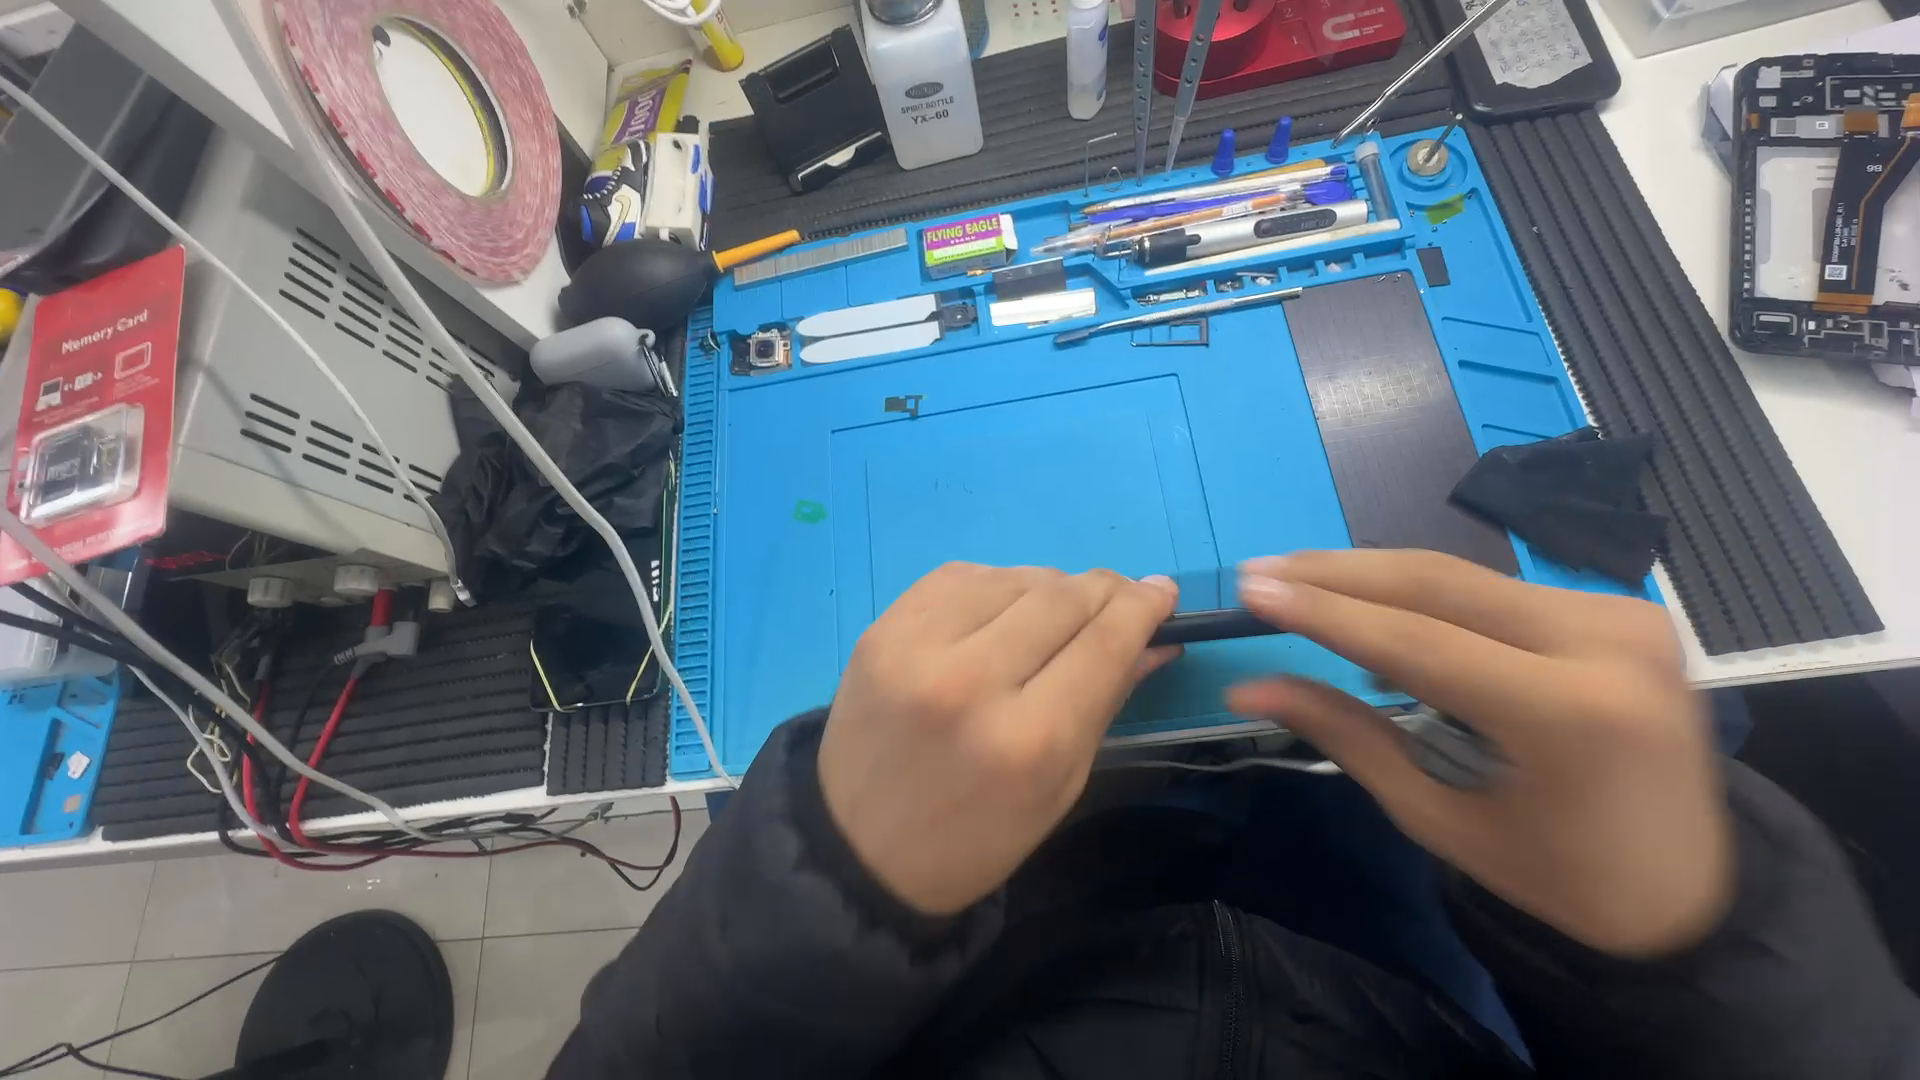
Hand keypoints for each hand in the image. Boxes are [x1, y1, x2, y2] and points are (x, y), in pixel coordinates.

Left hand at [819, 564, 1179, 914]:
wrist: (857, 847)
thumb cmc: (975, 835)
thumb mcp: (1060, 786)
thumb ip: (1108, 700)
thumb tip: (1155, 639)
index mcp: (1029, 739)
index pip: (1106, 641)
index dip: (1143, 607)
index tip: (1161, 593)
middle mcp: (971, 680)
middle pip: (1062, 596)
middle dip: (1104, 590)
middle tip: (1119, 598)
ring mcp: (916, 647)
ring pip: (1014, 576)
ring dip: (1049, 587)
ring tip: (1055, 613)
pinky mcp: (881, 628)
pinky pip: (960, 575)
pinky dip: (995, 584)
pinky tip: (1001, 609)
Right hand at [1231, 550, 1733, 957]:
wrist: (1698, 891)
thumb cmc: (1558, 875)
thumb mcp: (1438, 818)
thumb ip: (1344, 736)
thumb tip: (1249, 690)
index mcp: (1571, 715)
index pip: (1417, 641)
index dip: (1324, 613)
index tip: (1252, 590)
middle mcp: (1606, 644)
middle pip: (1438, 584)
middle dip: (1336, 573)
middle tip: (1261, 570)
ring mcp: (1620, 617)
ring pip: (1460, 574)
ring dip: (1370, 575)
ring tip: (1296, 577)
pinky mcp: (1617, 611)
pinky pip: (1490, 588)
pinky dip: (1417, 591)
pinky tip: (1366, 598)